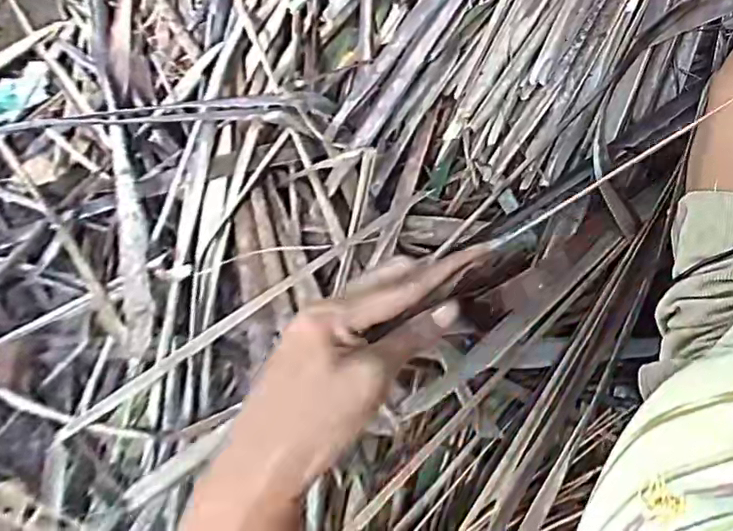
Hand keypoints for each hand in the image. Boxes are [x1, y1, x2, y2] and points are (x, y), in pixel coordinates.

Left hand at [184, 251, 484, 526]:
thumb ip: (413, 335)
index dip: (447, 268)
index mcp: (330, 313)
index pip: (404, 284)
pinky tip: (409, 325)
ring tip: (444, 297)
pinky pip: (364, 316)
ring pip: (376, 295)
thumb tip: (450, 307)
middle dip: (428, 274)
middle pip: (388, 279)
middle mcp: (320, 312)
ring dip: (411, 294)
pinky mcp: (314, 351)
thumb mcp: (371, 378)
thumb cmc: (311, 428)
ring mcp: (313, 330)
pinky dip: (392, 315)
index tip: (479, 251)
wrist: (253, 481)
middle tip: (466, 273)